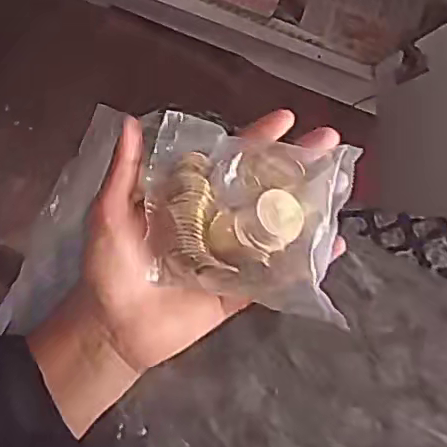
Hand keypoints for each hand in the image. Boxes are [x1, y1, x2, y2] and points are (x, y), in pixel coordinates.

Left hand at [27, 109, 343, 435]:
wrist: (112, 327)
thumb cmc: (108, 264)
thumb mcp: (109, 211)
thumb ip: (125, 170)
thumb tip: (129, 122)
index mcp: (190, 195)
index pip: (228, 159)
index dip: (257, 138)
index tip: (286, 119)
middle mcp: (216, 218)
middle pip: (261, 185)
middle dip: (295, 162)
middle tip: (329, 142)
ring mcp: (232, 254)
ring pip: (276, 224)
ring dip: (308, 205)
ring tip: (339, 186)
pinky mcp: (241, 290)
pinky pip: (277, 273)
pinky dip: (307, 261)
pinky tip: (333, 246)